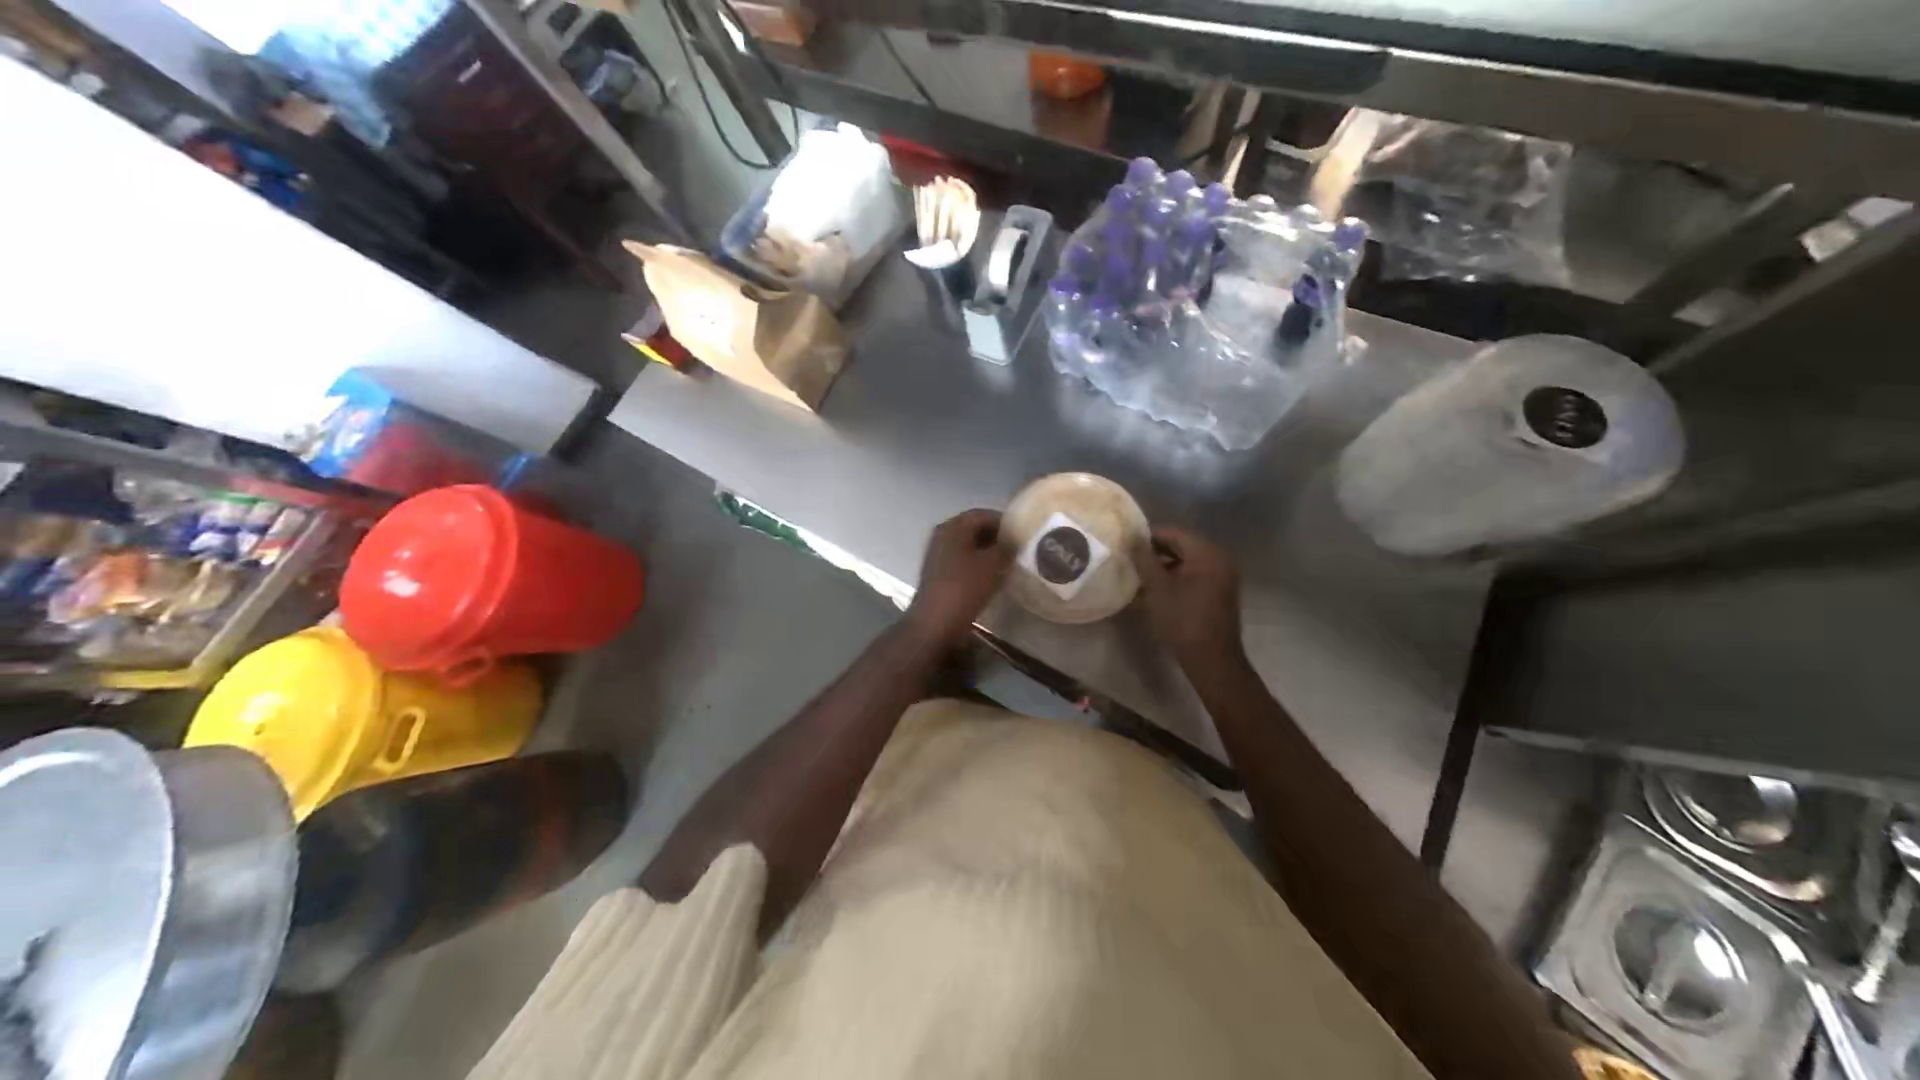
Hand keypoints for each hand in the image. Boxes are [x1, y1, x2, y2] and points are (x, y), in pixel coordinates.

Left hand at [906, 509, 1010, 644]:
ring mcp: (938, 556)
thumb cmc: (964, 588)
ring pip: (969, 547)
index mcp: (953, 527)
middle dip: (998, 537)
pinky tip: (993, 578)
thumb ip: (1006, 547)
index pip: (982, 514)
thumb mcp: (992, 565)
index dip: (1005, 522)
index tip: (1024, 533)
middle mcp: (942, 536)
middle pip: (974, 529)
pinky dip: (979, 566)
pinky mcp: (938, 574)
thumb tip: (1015, 540)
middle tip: (1019, 548)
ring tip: (1010, 563)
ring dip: (989, 553)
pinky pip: (963, 562)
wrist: (934, 623)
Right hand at [1131, 526, 1244, 668]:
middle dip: (1155, 552)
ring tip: (1140, 577)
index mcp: (1207, 552)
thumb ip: (1144, 559)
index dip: (1147, 537)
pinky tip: (1156, 590)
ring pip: (1186, 561)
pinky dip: (1176, 577)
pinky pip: (1195, 574)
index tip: (1127, 545)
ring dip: (1163, 566)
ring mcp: (1222, 574)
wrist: (1212, 657)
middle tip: (1131, 561)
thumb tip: (1132, 538)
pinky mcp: (1220, 590)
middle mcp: (1219, 557)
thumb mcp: (1157, 587)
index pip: (1173, 532)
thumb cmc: (1182, 619)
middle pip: (1181, 545)